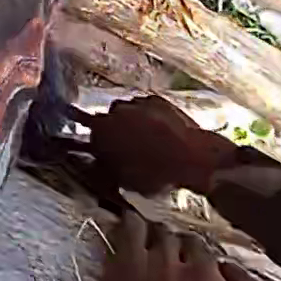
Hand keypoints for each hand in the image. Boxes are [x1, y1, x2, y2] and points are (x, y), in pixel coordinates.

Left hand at [64, 213, 280, 280]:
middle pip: (206, 255)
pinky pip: (131, 231)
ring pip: (169, 238)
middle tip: (192, 272)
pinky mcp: (126, 266)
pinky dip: (132, 227)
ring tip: (163, 246)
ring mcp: (165, 270)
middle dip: (199, 262)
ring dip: (167, 243)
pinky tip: (131, 225)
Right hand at [87, 95, 239, 195]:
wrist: (194, 159)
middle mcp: (114, 109)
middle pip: (107, 117)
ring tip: (146, 139)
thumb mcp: (124, 180)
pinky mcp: (157, 99)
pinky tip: (160, 131)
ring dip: (131, 121)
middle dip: (113, 129)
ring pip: (128, 110)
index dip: (95, 140)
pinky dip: (150, 116)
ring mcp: (137, 102)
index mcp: (100, 128)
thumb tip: (95, 163)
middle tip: (126, 146)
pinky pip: (147, 107)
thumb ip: (104, 168)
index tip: (101, 149)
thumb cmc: (155, 174)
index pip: (85, 129)